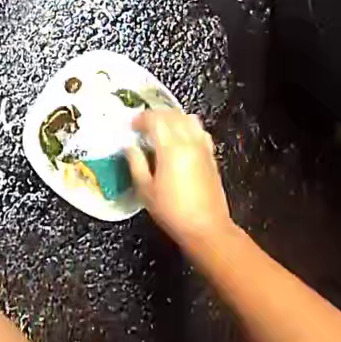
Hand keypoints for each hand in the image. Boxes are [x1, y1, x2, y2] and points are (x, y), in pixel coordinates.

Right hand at [126, 109, 233, 244]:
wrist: (206, 226)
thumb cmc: (172, 211)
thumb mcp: (146, 190)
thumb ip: (136, 164)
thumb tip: (130, 147)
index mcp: (170, 148)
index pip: (155, 120)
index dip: (141, 118)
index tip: (132, 125)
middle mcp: (189, 141)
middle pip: (172, 115)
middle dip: (156, 115)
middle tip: (143, 124)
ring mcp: (202, 146)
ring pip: (188, 118)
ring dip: (172, 117)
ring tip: (160, 127)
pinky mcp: (211, 154)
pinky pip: (199, 129)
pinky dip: (187, 125)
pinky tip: (180, 136)